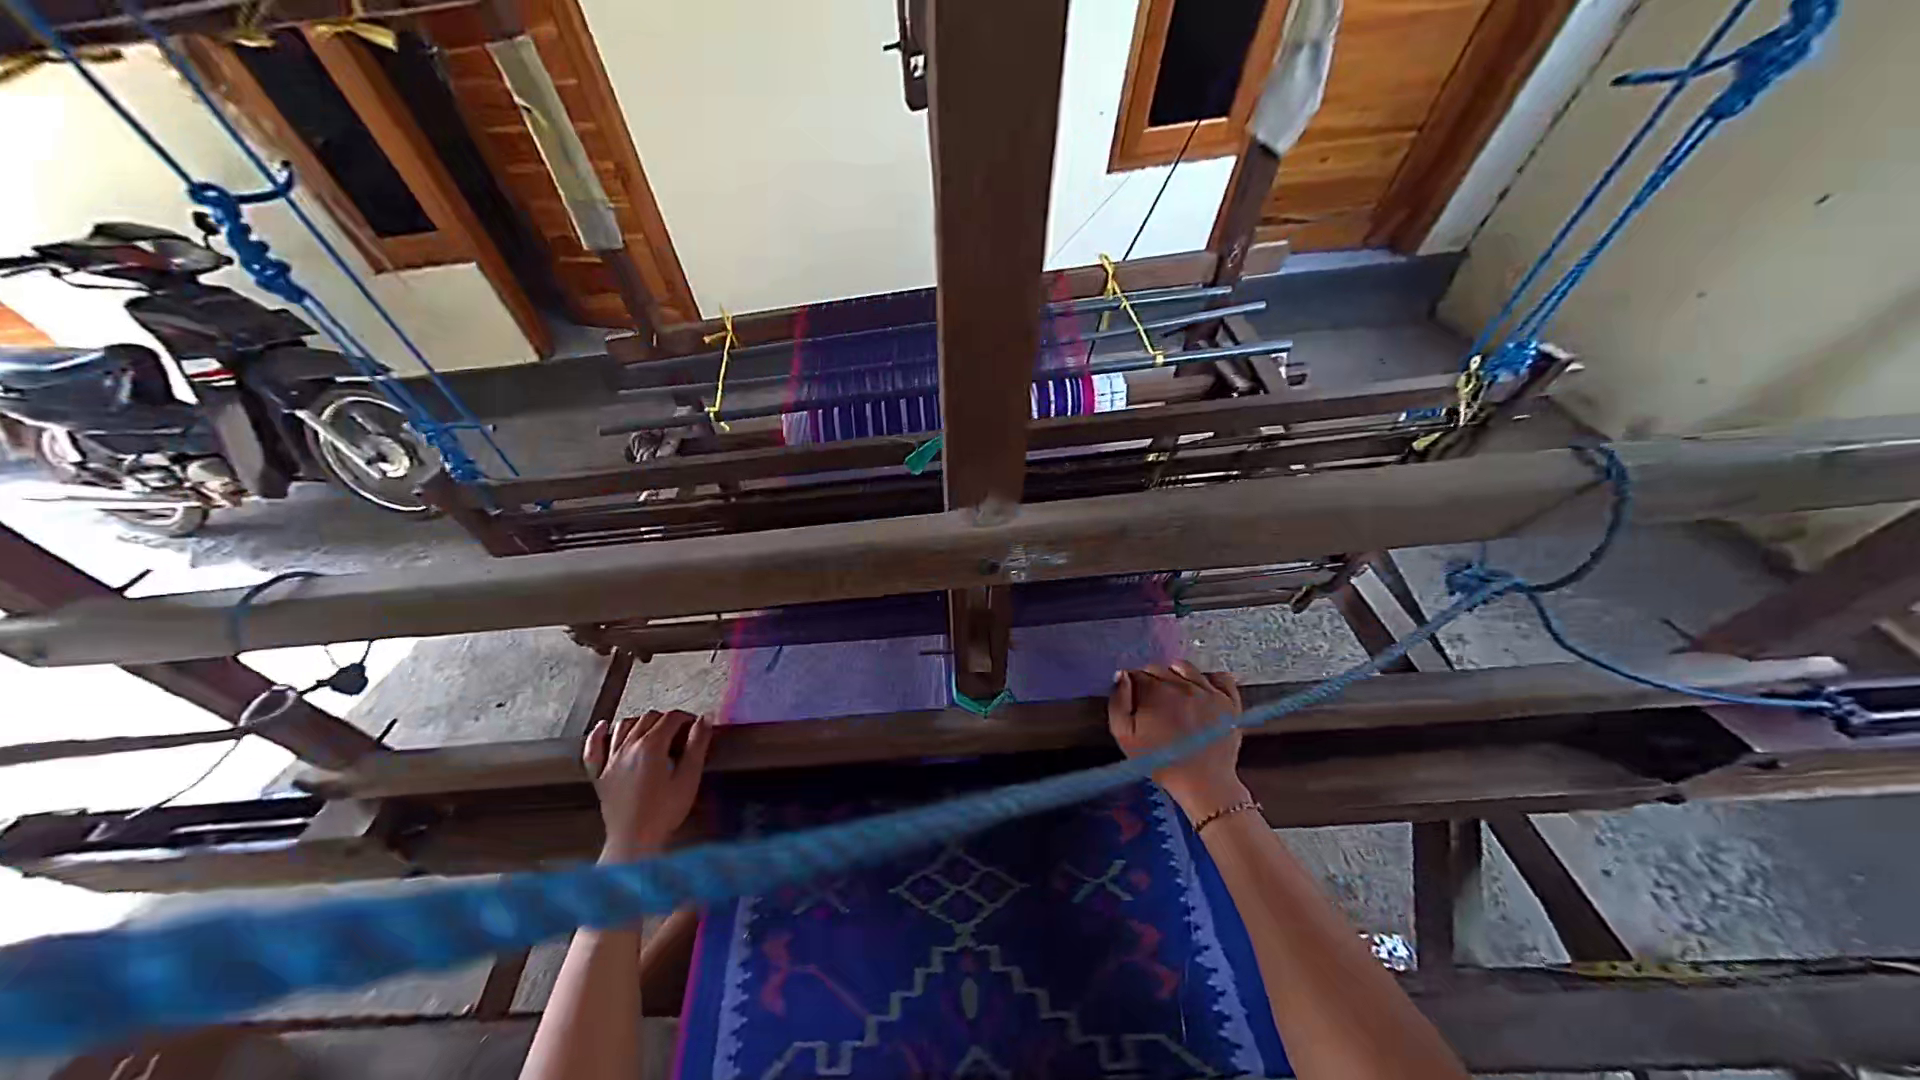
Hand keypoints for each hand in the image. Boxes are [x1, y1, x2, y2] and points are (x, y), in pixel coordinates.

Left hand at [585, 709, 712, 862]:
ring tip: (653, 729)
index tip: (696, 726)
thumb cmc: (665, 811)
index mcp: (652, 746)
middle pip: (648, 718)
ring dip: (641, 722)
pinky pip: (593, 748)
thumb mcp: (689, 777)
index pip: (671, 719)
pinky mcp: (599, 775)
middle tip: (681, 731)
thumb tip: (705, 719)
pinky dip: (598, 734)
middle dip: (667, 719)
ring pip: (624, 726)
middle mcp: (628, 746)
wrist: (634, 840)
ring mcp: (611, 760)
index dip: (687, 718)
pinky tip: (603, 726)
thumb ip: (697, 745)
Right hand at [1108, 661, 1248, 821]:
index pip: (1136, 674)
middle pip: (1159, 669)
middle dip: (1151, 681)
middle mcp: (1182, 685)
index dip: (1132, 686)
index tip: (1134, 700)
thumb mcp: (1124, 735)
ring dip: (1175, 675)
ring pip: (1186, 667)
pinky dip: (1210, 679)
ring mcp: (1208, 691)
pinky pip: (1220, 676)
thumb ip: (1118, 702)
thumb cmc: (1160, 762)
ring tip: (1173, 694)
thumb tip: (1121, 675)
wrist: (1202, 784)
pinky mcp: (1229, 701)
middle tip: (1152, 704)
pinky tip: (1201, 690)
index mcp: (1155, 691)